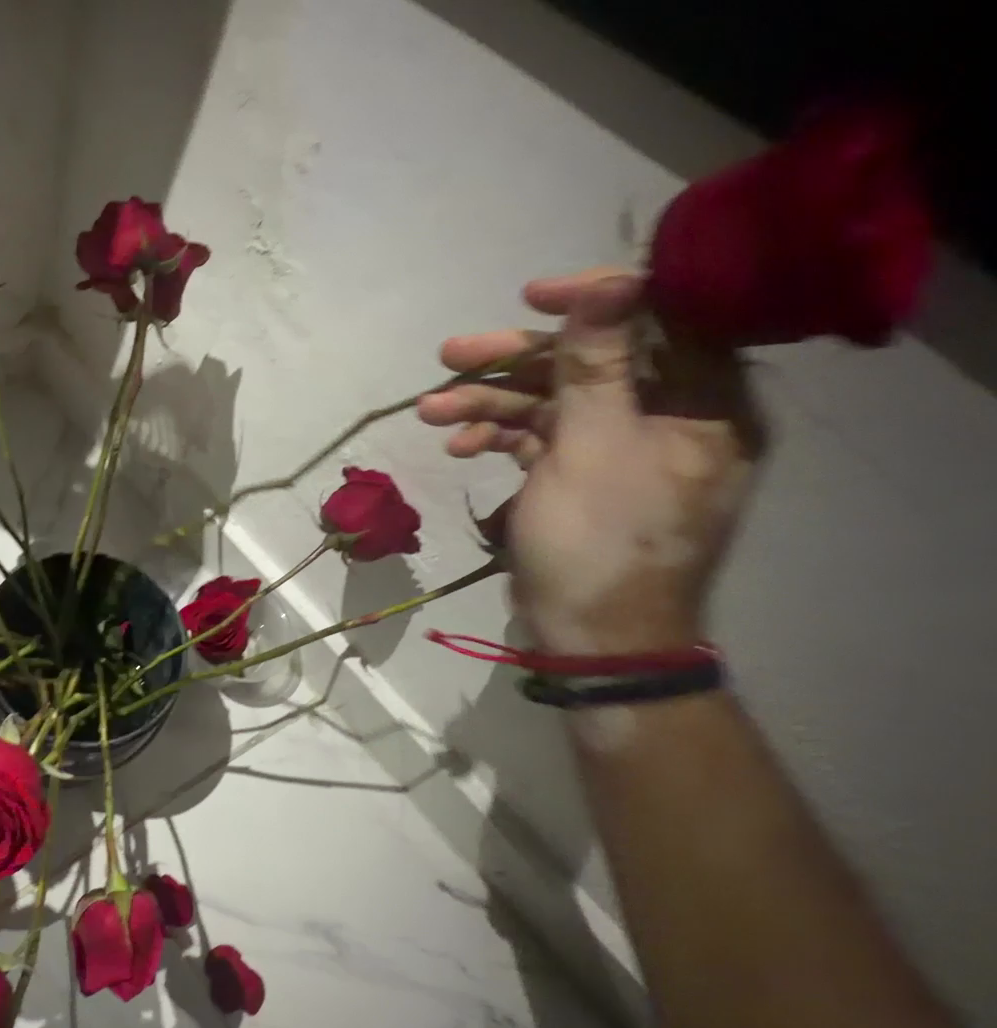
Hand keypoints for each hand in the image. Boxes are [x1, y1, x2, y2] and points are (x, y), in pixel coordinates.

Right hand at [417, 269, 761, 654]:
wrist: (591, 637)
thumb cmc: (602, 542)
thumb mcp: (592, 448)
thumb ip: (596, 364)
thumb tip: (611, 284)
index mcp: (703, 405)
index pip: (661, 321)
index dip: (597, 300)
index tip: (531, 296)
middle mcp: (671, 418)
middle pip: (592, 362)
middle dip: (515, 360)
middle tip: (450, 355)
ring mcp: (623, 449)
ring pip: (556, 401)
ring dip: (491, 403)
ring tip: (429, 412)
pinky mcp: (584, 476)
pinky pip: (543, 440)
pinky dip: (501, 439)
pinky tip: (459, 447)